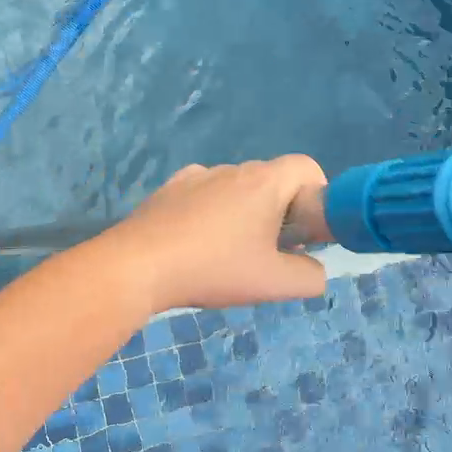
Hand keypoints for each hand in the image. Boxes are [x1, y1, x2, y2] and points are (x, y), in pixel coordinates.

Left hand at [99, 156, 329, 312]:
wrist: (135, 267)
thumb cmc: (211, 269)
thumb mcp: (276, 283)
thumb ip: (311, 275)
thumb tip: (312, 269)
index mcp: (263, 180)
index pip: (306, 169)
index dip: (316, 199)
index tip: (304, 234)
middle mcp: (228, 169)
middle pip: (268, 181)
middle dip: (278, 212)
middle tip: (268, 252)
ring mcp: (190, 178)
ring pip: (231, 190)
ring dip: (239, 215)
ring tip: (225, 255)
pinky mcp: (162, 193)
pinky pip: (197, 198)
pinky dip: (205, 216)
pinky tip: (192, 247)